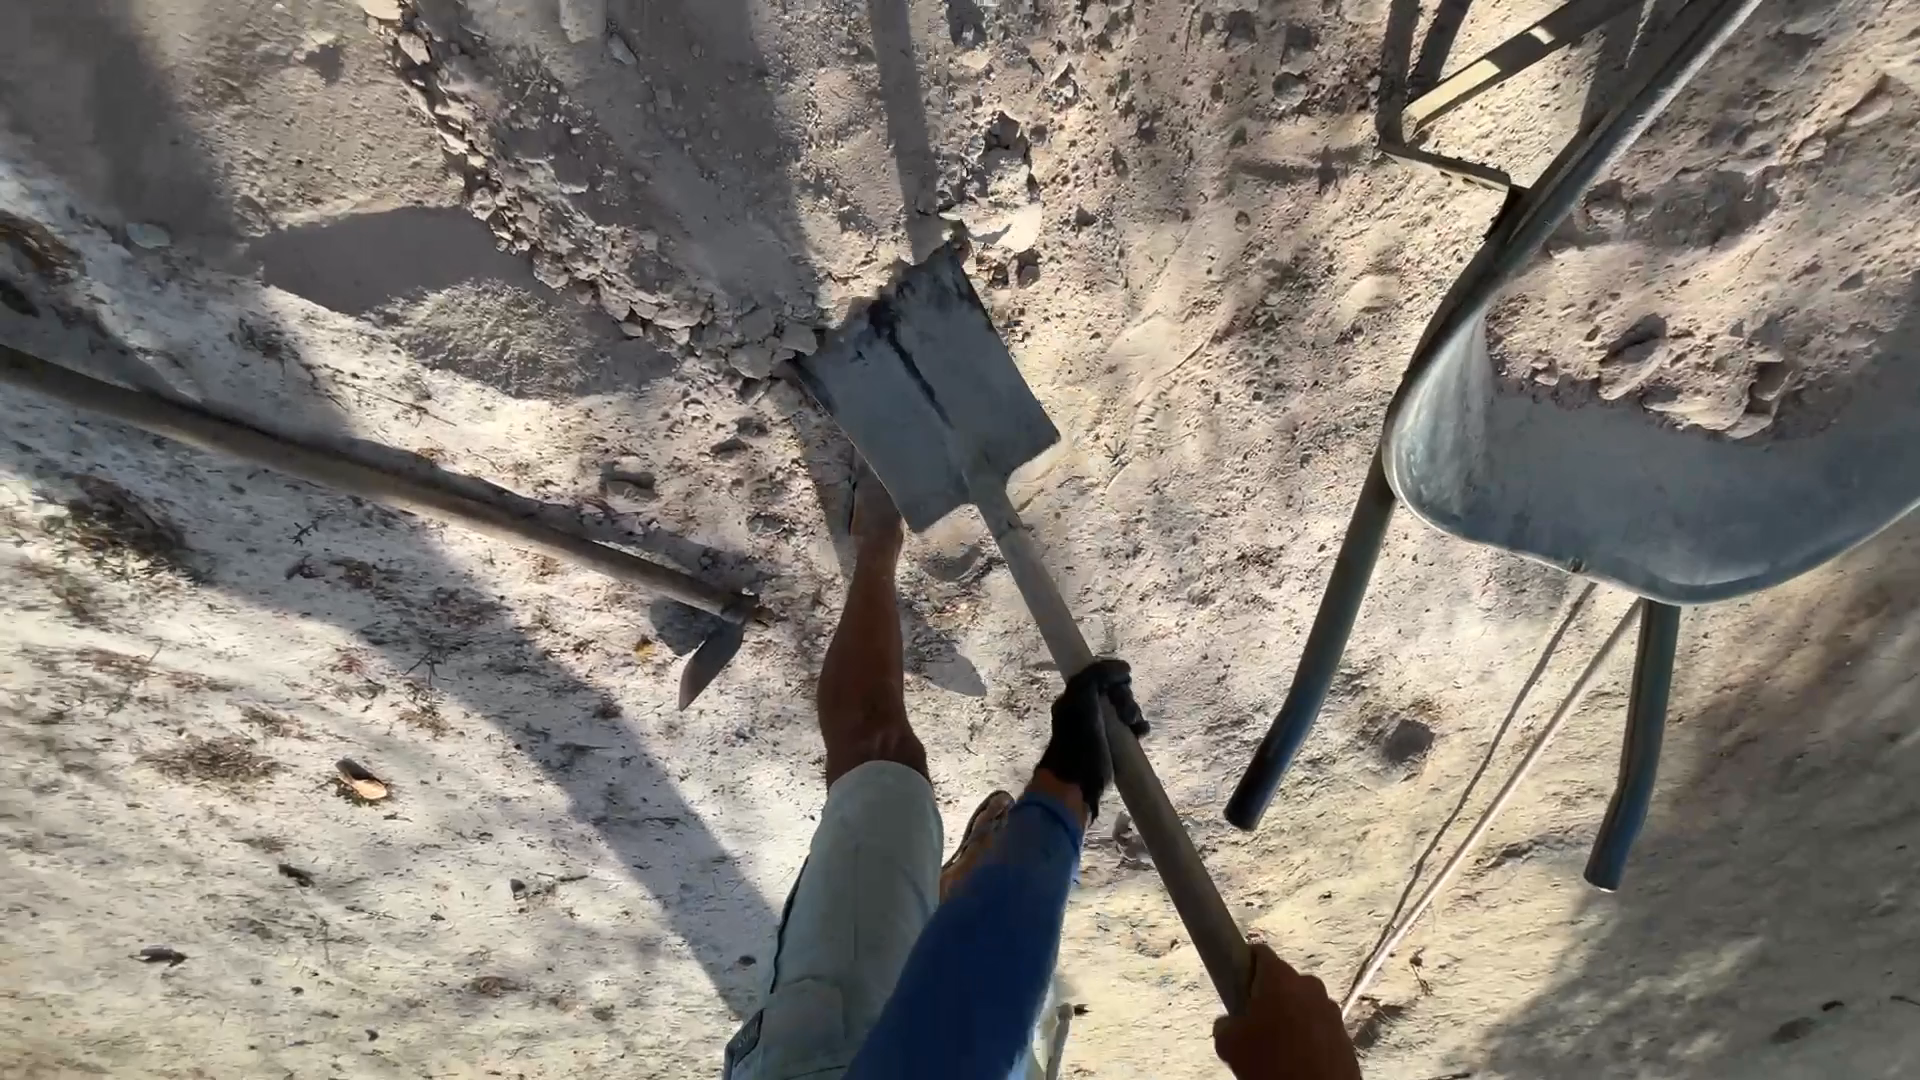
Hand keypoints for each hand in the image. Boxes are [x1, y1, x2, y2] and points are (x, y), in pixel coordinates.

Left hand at [1033, 658, 1143, 818]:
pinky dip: (1138, 727)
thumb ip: (1097, 676)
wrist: (1077, 779)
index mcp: (1077, 695)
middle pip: (1116, 692)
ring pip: (1126, 709)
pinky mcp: (1114, 745)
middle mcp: (1089, 708)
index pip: (1102, 676)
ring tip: (1132, 724)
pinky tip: (1140, 732)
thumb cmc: (1077, 737)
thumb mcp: (1081, 697)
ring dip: (1133, 712)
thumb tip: (1124, 667)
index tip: (1122, 683)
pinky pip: (1132, 729)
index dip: (1114, 677)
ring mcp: (1102, 727)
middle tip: (1124, 711)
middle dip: (1125, 698)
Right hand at [1214, 945, 1361, 1079]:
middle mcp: (1309, 985)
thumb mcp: (1230, 1044)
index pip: (1259, 952)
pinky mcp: (1347, 1036)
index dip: (1246, 964)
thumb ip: (1225, 1023)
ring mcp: (1332, 1010)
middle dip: (1270, 995)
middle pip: (1283, 980)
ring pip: (1304, 1003)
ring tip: (1280, 1043)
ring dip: (1292, 1015)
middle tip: (1256, 1021)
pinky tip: (1299, 1056)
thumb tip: (1230, 1023)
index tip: (1238, 984)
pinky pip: (1321, 1026)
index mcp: (1280, 978)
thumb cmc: (1271, 1064)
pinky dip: (1310, 1035)